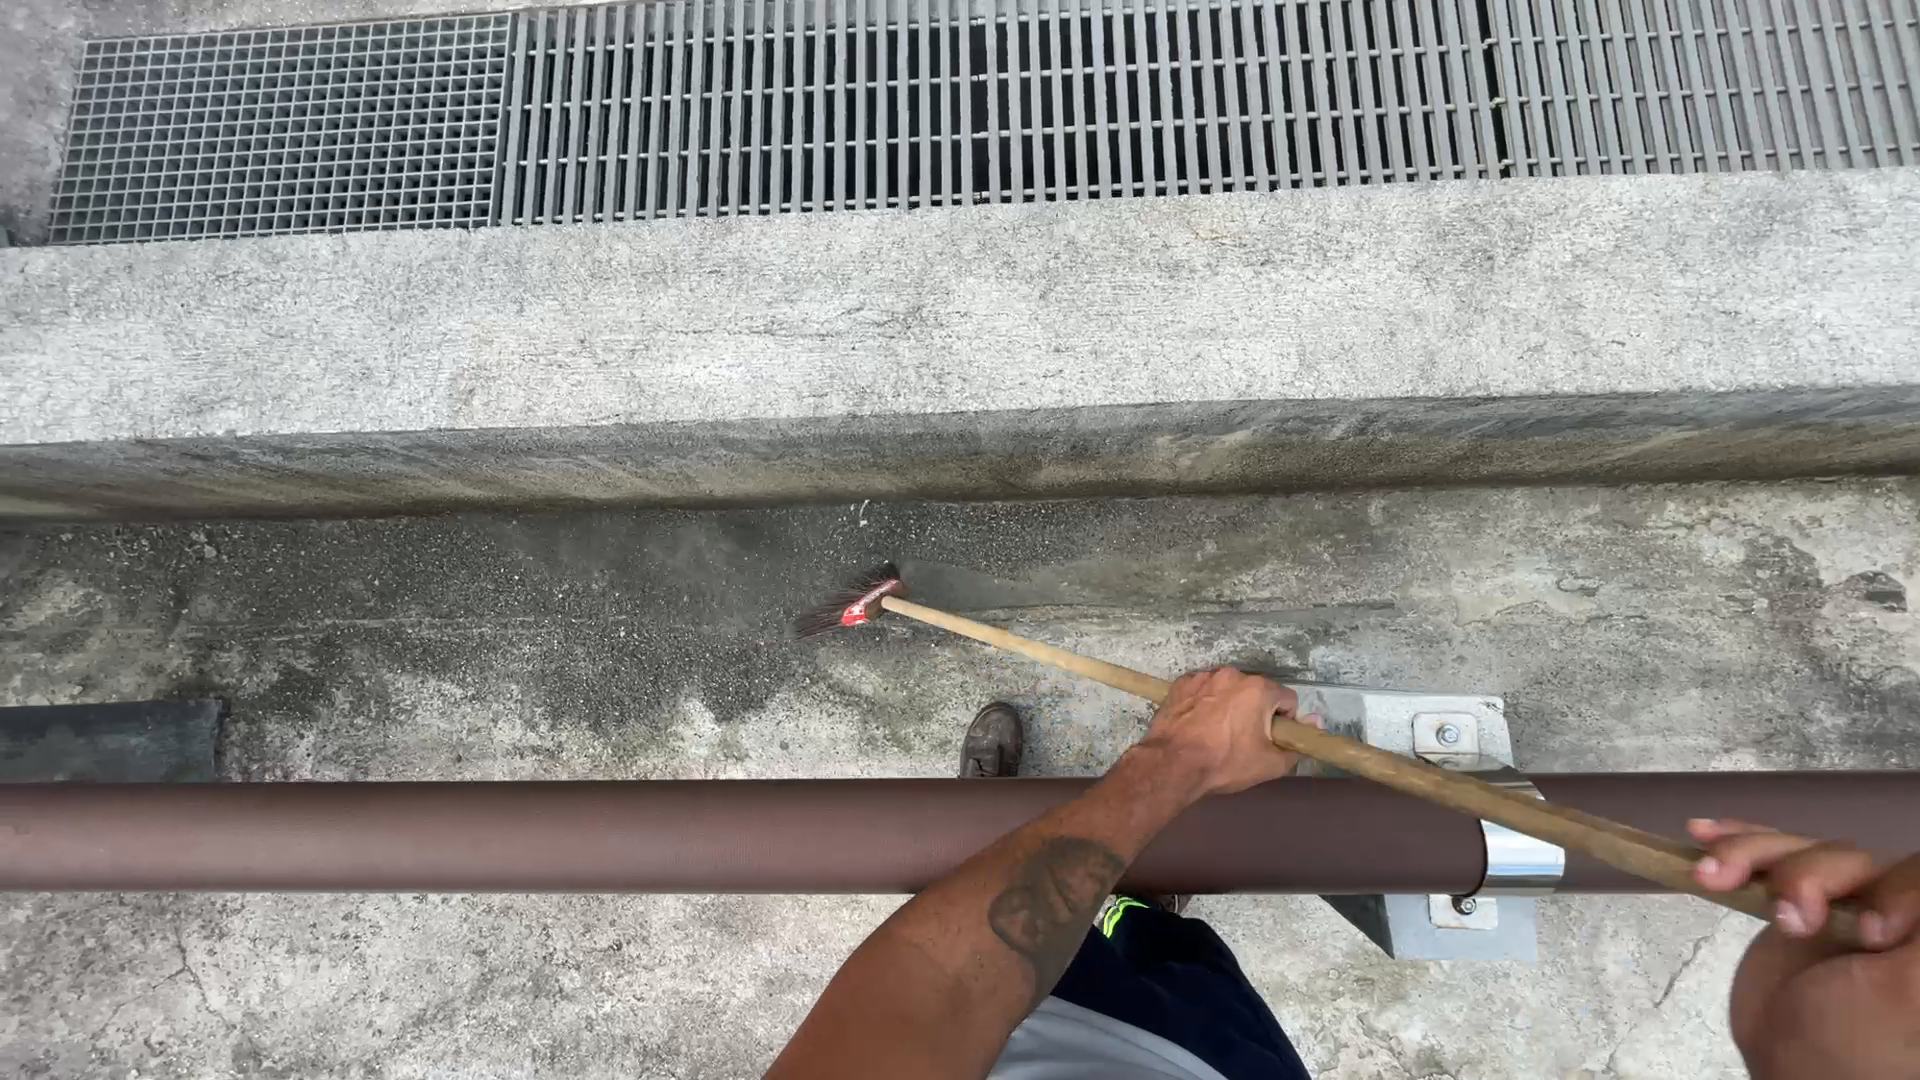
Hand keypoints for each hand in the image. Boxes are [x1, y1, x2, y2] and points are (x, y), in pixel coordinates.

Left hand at [1133, 668, 1319, 796]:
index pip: (1287, 698)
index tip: (1272, 737)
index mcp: (1258, 689)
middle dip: (1256, 710)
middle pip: (1256, 691)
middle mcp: (1231, 674)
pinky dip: (1205, 701)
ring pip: (1227, 688)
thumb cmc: (1225, 762)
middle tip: (1245, 737)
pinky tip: (1198, 723)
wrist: (1173, 763)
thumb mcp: (1271, 763)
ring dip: (1229, 703)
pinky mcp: (1180, 683)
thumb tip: (1315, 722)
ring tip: (1218, 731)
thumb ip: (1298, 742)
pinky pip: (1202, 690)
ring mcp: (1203, 676)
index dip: (1285, 719)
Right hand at [1689, 818, 1919, 1079]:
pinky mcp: (1785, 899)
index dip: (1886, 889)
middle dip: (1796, 873)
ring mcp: (1835, 903)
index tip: (1870, 933)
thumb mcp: (1907, 989)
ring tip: (1709, 878)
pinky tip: (1700, 836)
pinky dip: (1728, 841)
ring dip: (1743, 855)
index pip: (1912, 872)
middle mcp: (1890, 910)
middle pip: (1842, 855)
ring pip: (1792, 849)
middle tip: (1783, 921)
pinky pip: (1758, 851)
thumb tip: (1918, 874)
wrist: (1795, 1065)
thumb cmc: (1861, 1036)